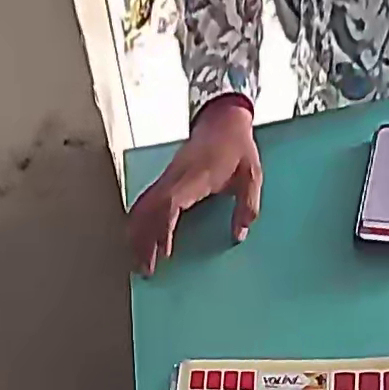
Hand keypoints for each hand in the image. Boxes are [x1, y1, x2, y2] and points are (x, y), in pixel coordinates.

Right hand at [128, 96, 260, 274]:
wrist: (223, 118)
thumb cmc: (238, 148)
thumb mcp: (251, 177)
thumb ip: (247, 206)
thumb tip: (240, 234)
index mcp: (195, 176)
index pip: (171, 204)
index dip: (164, 229)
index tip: (164, 253)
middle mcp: (175, 177)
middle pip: (150, 210)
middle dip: (144, 241)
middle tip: (145, 270)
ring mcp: (168, 177)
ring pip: (144, 207)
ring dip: (138, 234)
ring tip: (137, 262)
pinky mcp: (167, 179)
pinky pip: (147, 202)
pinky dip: (140, 222)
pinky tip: (137, 239)